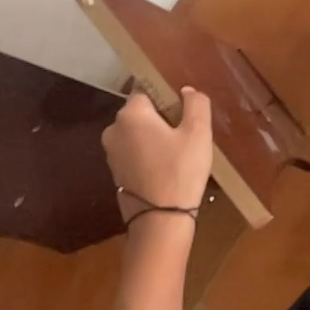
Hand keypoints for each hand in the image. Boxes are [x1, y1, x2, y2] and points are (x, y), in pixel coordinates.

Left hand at [101, 87, 212, 221]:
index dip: (167, 96)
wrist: (160, 219)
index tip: (185, 111)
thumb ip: (196, 104)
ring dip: (154, 138)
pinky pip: (134, 153)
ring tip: (178, 152)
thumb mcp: (198, 133)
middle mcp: (114, 128)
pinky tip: (166, 168)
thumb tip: (187, 91)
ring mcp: (111, 152)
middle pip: (141, 112)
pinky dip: (148, 155)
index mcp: (132, 113)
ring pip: (137, 134)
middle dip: (161, 118)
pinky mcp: (115, 172)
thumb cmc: (180, 171)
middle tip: (186, 133)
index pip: (148, 90)